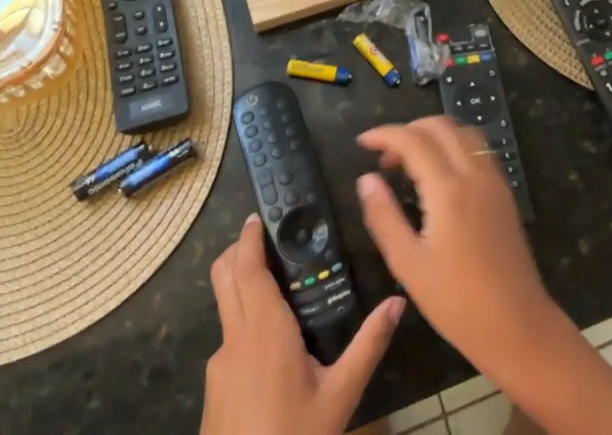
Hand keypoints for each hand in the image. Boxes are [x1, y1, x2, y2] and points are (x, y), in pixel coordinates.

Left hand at [200, 214, 404, 434]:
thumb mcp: (341, 395)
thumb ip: (368, 345)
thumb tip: (397, 302)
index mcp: (265, 330)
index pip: (248, 268)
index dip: (249, 238)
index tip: (258, 217)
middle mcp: (235, 338)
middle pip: (225, 276)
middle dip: (239, 249)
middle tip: (265, 237)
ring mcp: (219, 363)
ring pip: (225, 306)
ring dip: (241, 283)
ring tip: (278, 285)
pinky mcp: (214, 386)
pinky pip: (228, 339)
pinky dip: (244, 320)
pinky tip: (274, 345)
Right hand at [355, 118, 559, 369]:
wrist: (517, 325)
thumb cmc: (457, 302)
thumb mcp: (408, 264)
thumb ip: (384, 216)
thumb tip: (366, 180)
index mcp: (448, 189)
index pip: (413, 140)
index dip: (384, 135)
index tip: (362, 143)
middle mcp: (475, 175)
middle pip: (441, 126)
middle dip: (408, 130)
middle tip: (384, 156)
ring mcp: (495, 182)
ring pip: (464, 133)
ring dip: (434, 134)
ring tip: (409, 162)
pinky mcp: (505, 195)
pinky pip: (479, 151)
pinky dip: (455, 146)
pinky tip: (439, 175)